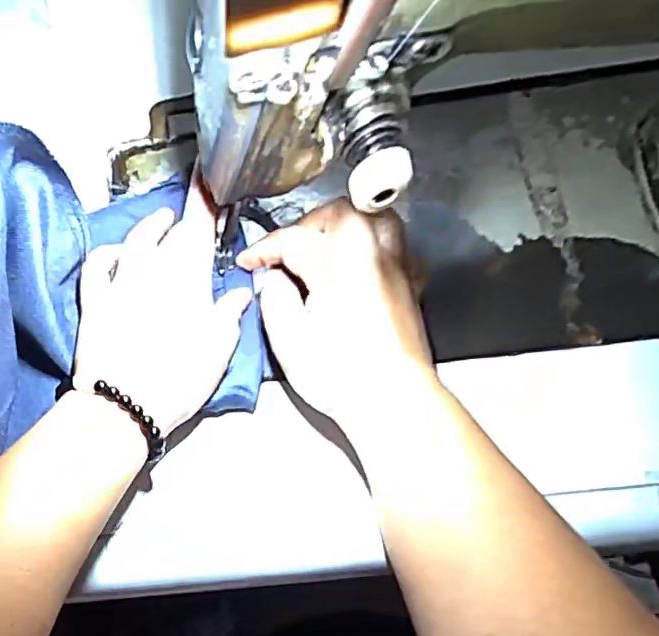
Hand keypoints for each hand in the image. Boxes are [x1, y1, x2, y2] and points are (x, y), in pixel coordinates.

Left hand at [72, 180, 252, 434]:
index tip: (209, 180)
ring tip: (158, 224)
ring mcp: (119, 279)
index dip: (205, 198)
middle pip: (169, 230)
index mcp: (189, 272)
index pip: (199, 221)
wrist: (124, 404)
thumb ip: (229, 314)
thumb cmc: (178, 379)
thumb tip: (239, 294)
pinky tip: (116, 254)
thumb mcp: (218, 349)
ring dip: (149, 227)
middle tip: (189, 224)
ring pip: (134, 237)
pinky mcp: (93, 299)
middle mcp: (152, 265)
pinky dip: (109, 252)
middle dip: (182, 222)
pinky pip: (98, 262)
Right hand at [237, 198, 435, 433]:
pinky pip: (390, 248)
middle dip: (305, 228)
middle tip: (283, 253)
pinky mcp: (409, 286)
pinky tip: (356, 270)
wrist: (390, 398)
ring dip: (341, 228)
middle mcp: (372, 250)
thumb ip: (274, 297)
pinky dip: (369, 249)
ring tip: (320, 251)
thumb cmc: (341, 374)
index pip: (294, 239)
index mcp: (338, 258)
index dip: (265, 249)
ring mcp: (396, 266)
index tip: (249, 262)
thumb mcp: (289, 338)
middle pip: (337, 215)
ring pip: (370, 221)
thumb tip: (271, 280)